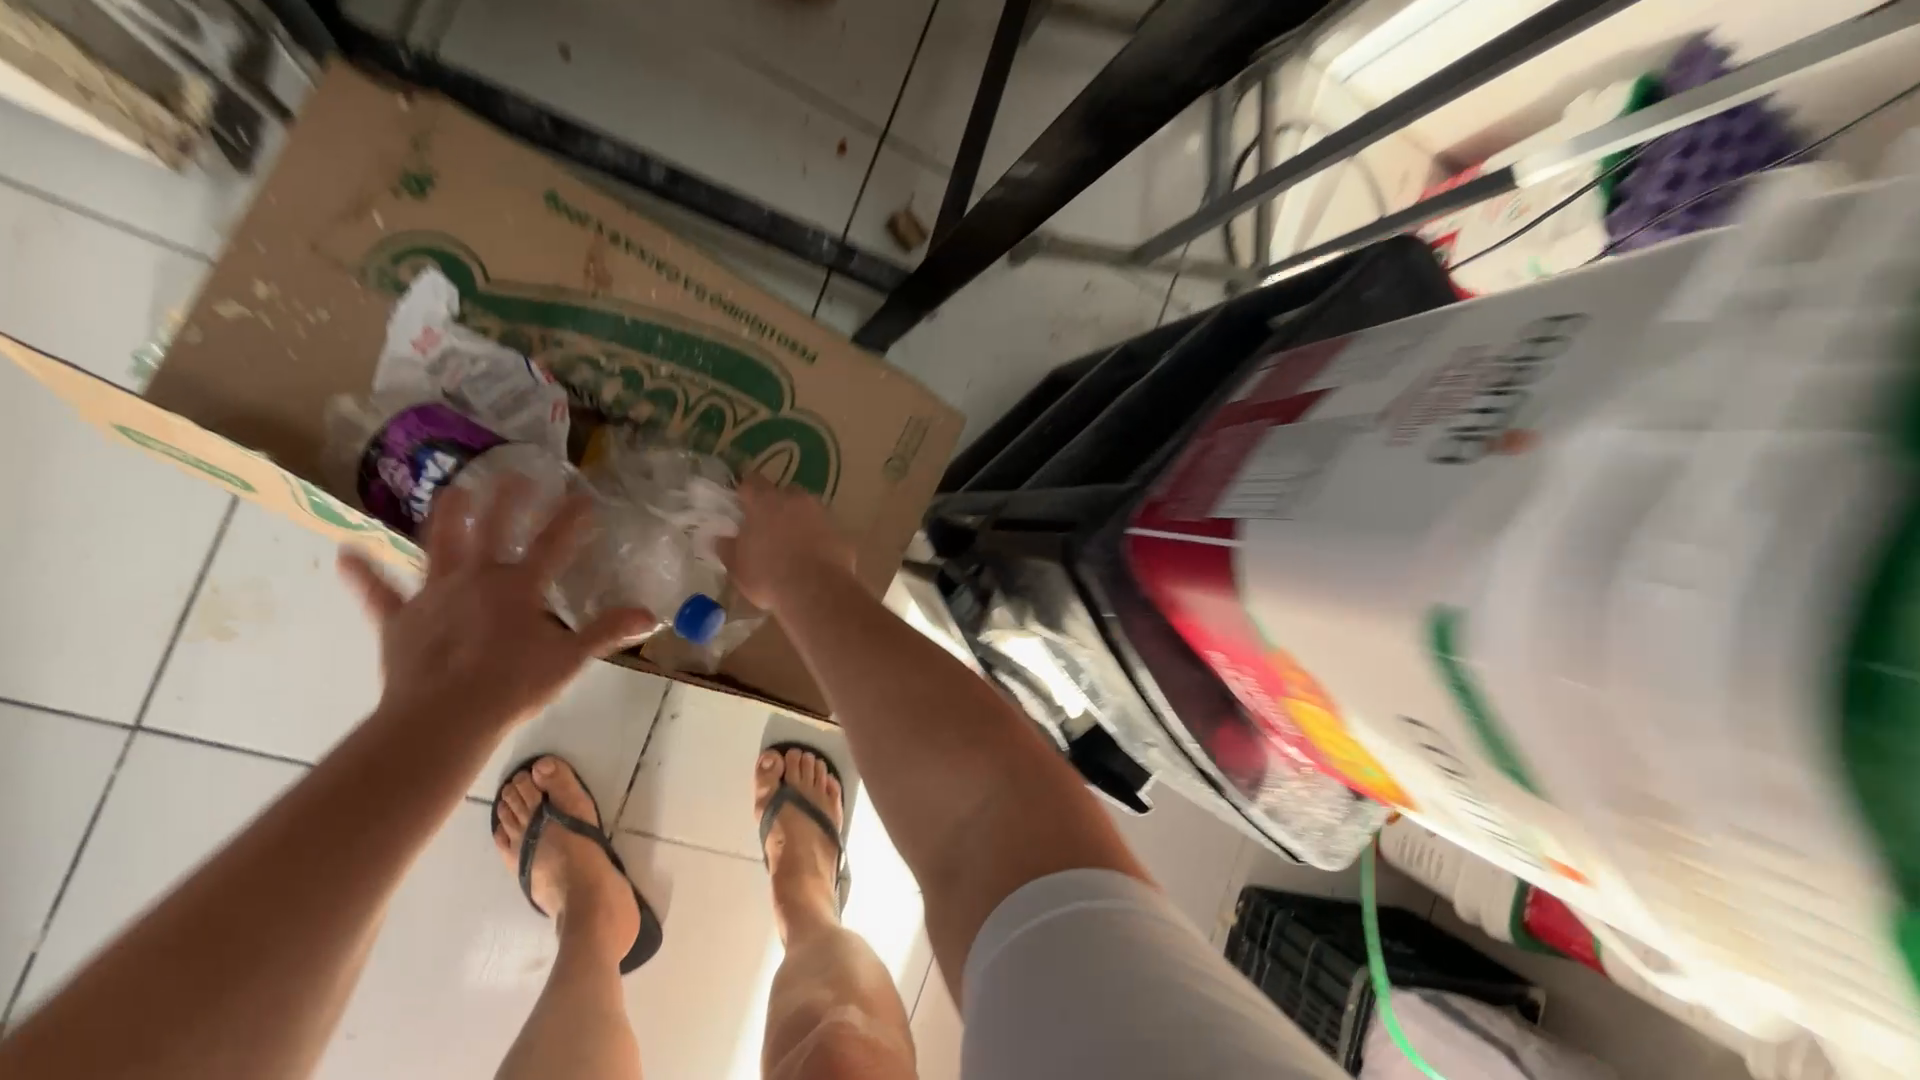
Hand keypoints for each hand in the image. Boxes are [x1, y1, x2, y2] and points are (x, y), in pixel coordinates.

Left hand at [338, 476, 655, 734]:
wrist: (445, 716)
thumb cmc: (513, 686)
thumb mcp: (569, 659)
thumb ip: (607, 632)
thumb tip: (651, 614)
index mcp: (518, 586)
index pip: (553, 544)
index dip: (571, 519)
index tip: (585, 496)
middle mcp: (475, 578)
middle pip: (492, 528)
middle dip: (505, 498)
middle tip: (515, 473)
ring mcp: (433, 595)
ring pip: (437, 545)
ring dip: (446, 517)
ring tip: (453, 490)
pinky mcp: (400, 619)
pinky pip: (379, 593)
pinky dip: (363, 574)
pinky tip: (346, 553)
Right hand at [720, 477, 855, 611]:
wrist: (817, 592)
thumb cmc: (768, 576)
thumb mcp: (737, 566)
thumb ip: (727, 547)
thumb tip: (721, 539)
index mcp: (766, 502)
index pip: (751, 481)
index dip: (746, 491)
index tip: (742, 503)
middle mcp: (796, 500)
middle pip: (784, 492)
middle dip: (776, 505)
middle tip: (768, 528)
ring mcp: (822, 514)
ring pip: (808, 510)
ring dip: (800, 521)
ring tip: (793, 546)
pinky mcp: (841, 533)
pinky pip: (825, 530)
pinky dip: (819, 539)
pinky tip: (814, 559)